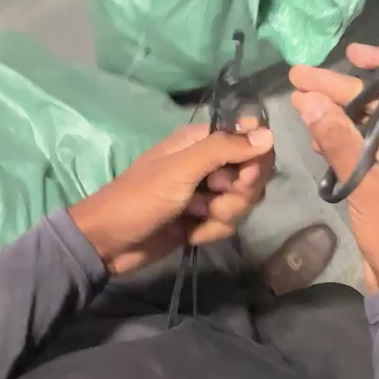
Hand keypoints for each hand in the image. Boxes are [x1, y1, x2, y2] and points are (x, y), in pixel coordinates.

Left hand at [68, 122, 276, 274]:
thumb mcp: (181, 169)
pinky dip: (212, 230)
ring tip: (195, 217)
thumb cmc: (140, 198)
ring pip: (243, 201)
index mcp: (200, 140)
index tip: (245, 176)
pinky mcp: (204, 218)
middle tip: (213, 198)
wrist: (109, 243)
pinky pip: (229, 222)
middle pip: (253, 173)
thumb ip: (223, 149)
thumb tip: (268, 135)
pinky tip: (191, 233)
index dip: (255, 159)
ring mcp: (207, 192)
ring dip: (223, 214)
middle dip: (239, 193)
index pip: (250, 139)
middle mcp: (208, 162)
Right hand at [290, 43, 378, 290]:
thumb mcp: (366, 184)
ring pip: (372, 123)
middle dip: (344, 90)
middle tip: (301, 78)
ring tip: (299, 101)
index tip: (351, 55)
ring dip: (338, 114)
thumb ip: (338, 140)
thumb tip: (308, 99)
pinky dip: (343, 139)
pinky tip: (315, 134)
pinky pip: (366, 146)